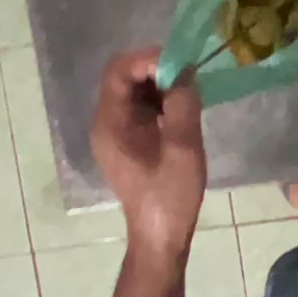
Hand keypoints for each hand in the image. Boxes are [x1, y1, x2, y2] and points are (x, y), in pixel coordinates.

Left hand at [90, 48, 206, 259]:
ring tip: (190, 93)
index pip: (118, 71)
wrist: (160, 237)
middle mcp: (107, 122)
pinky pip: (142, 107)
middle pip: (124, 77)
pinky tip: (184, 110)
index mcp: (110, 123)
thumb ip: (182, 106)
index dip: (148, 60)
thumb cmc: (169, 196)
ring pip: (135, 91)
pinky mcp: (130, 141)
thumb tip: (184, 72)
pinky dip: (162, 100)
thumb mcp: (182, 149)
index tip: (181, 65)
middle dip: (157, 70)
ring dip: (161, 84)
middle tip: (190, 76)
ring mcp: (117, 132)